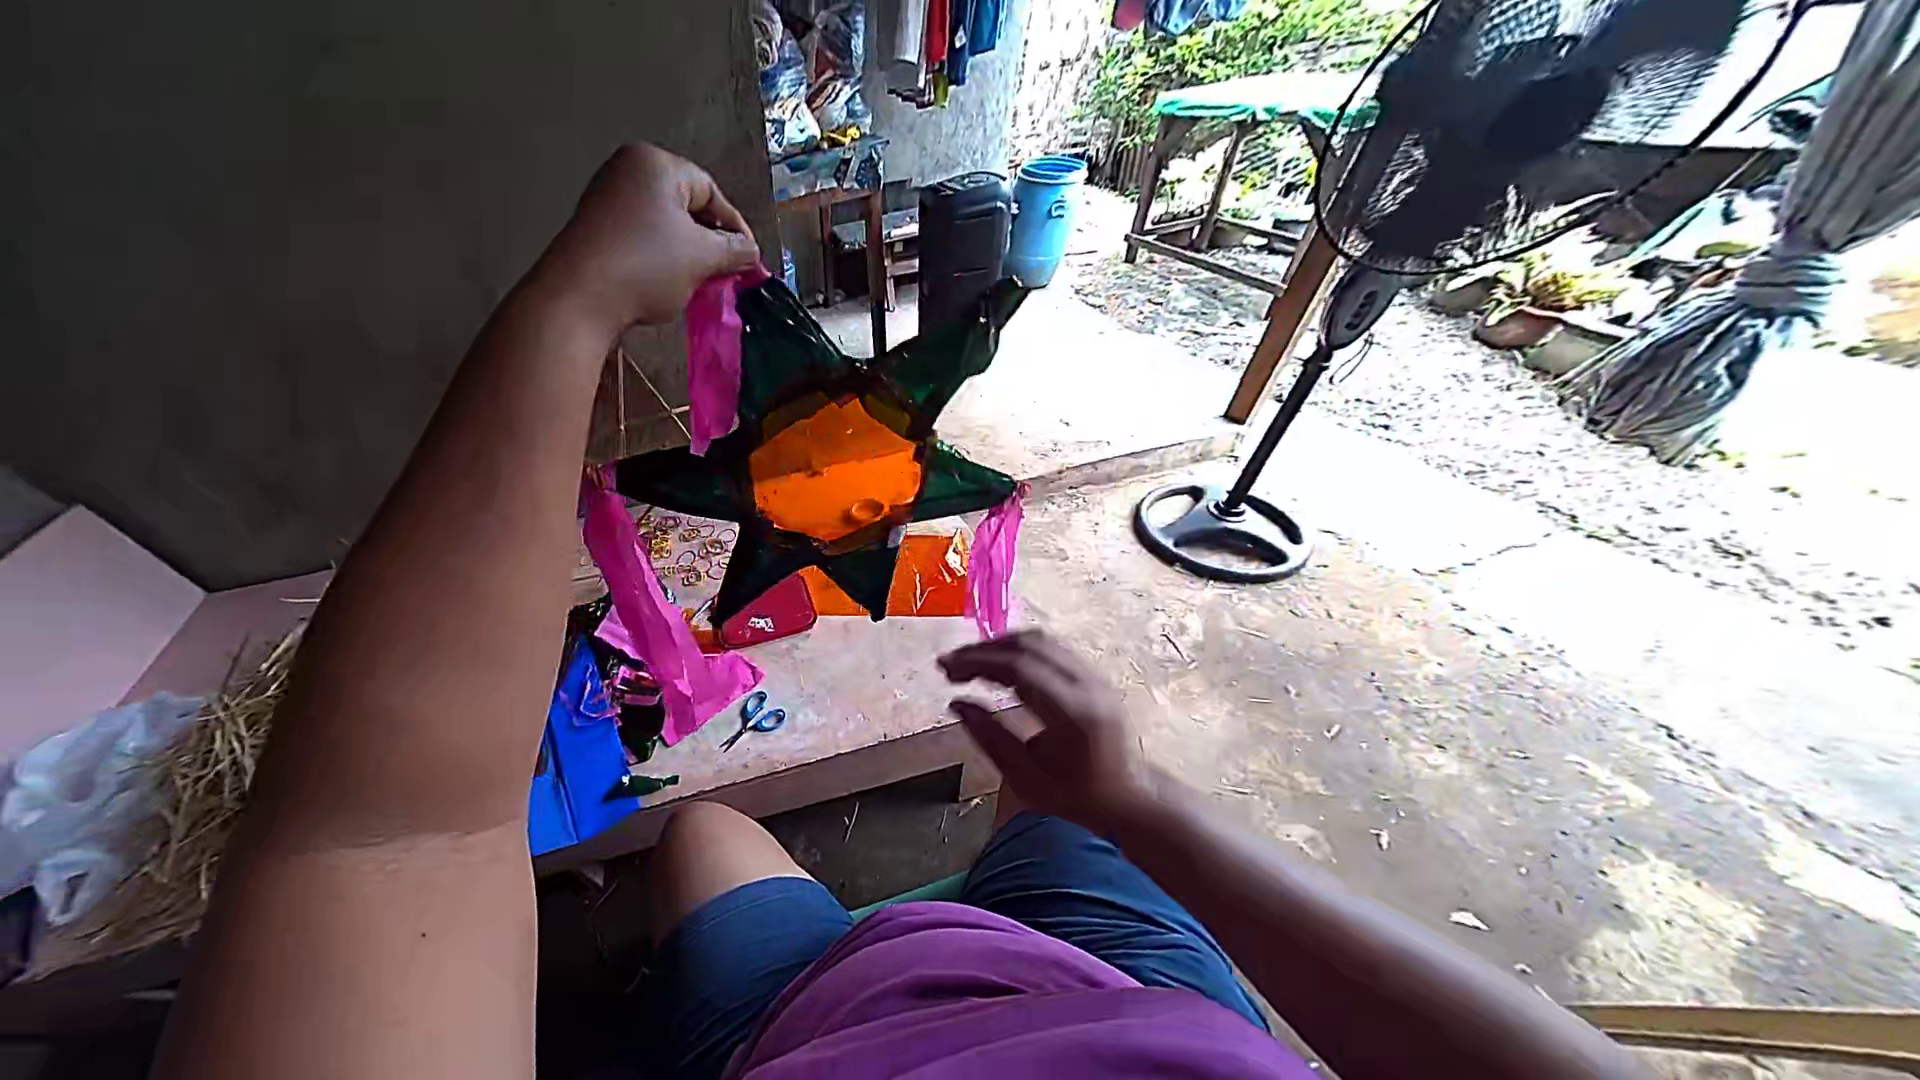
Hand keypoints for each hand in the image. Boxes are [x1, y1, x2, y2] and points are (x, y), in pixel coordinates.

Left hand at [533, 143, 761, 335]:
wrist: (582, 297)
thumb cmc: (647, 265)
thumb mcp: (704, 257)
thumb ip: (735, 251)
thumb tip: (750, 253)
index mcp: (656, 165)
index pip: (712, 192)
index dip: (736, 228)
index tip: (750, 260)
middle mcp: (628, 171)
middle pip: (689, 207)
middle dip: (713, 242)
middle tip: (729, 272)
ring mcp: (609, 198)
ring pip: (668, 225)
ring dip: (691, 253)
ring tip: (703, 281)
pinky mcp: (599, 228)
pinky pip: (646, 238)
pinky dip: (666, 258)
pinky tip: (673, 282)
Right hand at [940, 631, 1155, 832]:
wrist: (1131, 798)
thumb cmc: (1077, 798)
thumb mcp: (1026, 780)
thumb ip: (990, 738)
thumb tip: (956, 703)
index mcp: (1072, 713)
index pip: (1019, 668)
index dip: (977, 661)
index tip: (945, 667)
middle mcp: (1088, 684)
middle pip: (1029, 645)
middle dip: (983, 650)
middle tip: (950, 665)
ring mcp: (1094, 675)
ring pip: (1041, 641)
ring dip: (1000, 646)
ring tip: (969, 663)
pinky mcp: (1093, 674)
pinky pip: (1051, 648)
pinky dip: (1018, 650)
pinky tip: (998, 665)